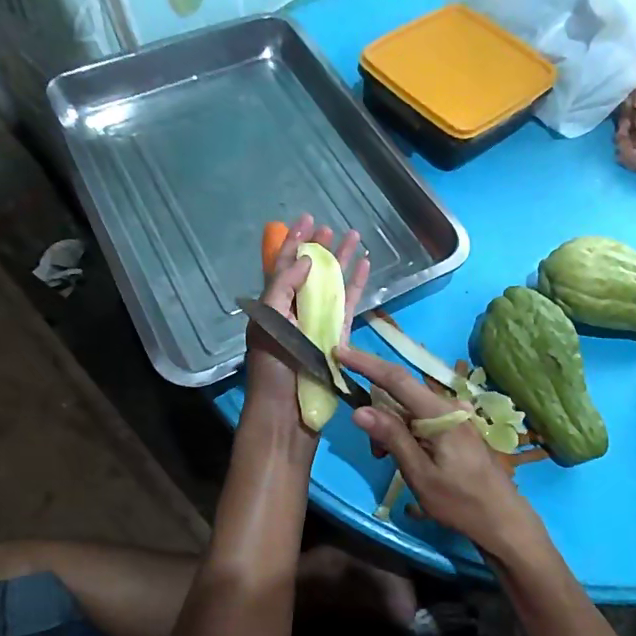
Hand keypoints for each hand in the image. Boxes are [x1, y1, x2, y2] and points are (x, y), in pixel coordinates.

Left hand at [245, 214, 369, 405]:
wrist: (287, 415)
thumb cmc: (272, 369)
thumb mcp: (269, 323)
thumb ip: (283, 288)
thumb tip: (306, 262)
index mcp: (272, 306)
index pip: (283, 266)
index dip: (294, 241)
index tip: (306, 219)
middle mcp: (294, 311)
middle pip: (310, 272)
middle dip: (319, 248)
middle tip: (331, 227)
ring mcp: (317, 324)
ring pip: (331, 285)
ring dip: (342, 262)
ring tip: (355, 237)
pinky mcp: (337, 338)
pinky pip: (348, 306)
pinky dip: (357, 286)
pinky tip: (366, 268)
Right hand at [336, 344, 549, 562]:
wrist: (502, 520)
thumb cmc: (460, 501)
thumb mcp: (419, 473)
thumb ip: (391, 437)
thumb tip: (359, 410)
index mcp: (440, 414)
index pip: (396, 379)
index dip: (366, 363)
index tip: (340, 351)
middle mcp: (448, 406)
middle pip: (399, 393)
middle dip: (377, 413)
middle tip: (374, 452)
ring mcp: (453, 416)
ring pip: (407, 408)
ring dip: (390, 427)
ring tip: (388, 461)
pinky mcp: (454, 427)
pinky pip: (420, 418)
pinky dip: (404, 432)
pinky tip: (405, 456)